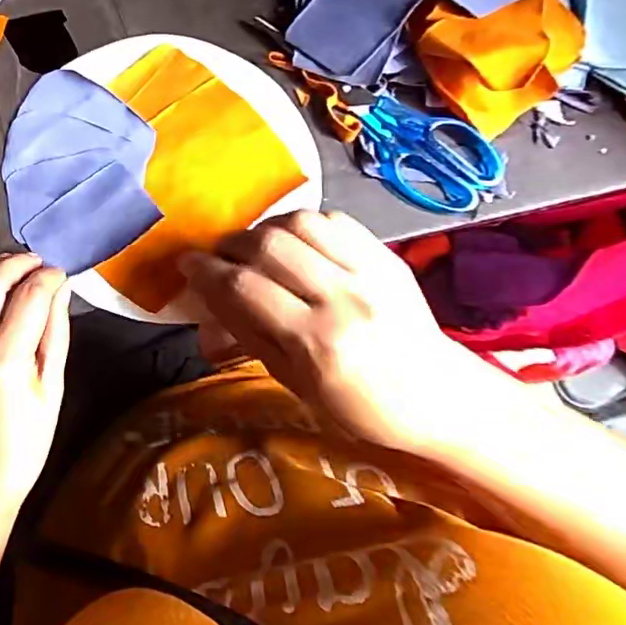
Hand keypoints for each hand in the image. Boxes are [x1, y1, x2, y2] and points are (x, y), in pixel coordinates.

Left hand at [0, 254, 69, 529]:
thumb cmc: (22, 446)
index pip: (30, 296)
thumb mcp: (52, 391)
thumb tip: (61, 289)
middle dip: (17, 262)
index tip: (59, 274)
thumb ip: (55, 333)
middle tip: (35, 261)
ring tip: (4, 265)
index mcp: (5, 363)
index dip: (49, 276)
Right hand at [179, 210, 516, 452]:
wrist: (438, 395)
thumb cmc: (360, 405)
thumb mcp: (295, 382)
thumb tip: (205, 300)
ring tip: (257, 247)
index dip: (206, 271)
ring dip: (265, 229)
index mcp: (318, 344)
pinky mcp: (385, 255)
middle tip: (221, 256)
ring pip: (299, 222)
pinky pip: (332, 219)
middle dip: (231, 245)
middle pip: (268, 246)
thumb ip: (248, 334)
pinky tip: (296, 243)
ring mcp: (370, 272)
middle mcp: (344, 299)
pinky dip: (302, 225)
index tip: (187, 263)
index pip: (244, 289)